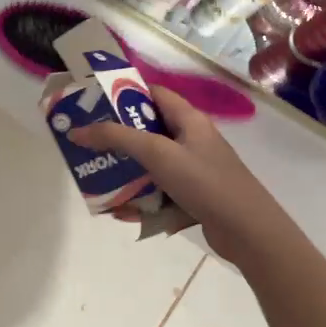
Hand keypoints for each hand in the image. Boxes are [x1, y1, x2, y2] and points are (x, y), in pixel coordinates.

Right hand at [66, 86, 296, 264]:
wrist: (249, 232)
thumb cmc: (204, 181)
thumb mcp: (156, 153)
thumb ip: (115, 137)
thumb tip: (75, 131)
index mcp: (188, 120)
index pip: (152, 93)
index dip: (123, 93)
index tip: (92, 102)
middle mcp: (192, 140)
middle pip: (146, 129)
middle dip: (116, 136)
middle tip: (86, 142)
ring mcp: (194, 169)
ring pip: (150, 163)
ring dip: (125, 170)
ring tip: (97, 176)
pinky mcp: (194, 195)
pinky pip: (159, 190)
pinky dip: (140, 197)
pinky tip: (121, 210)